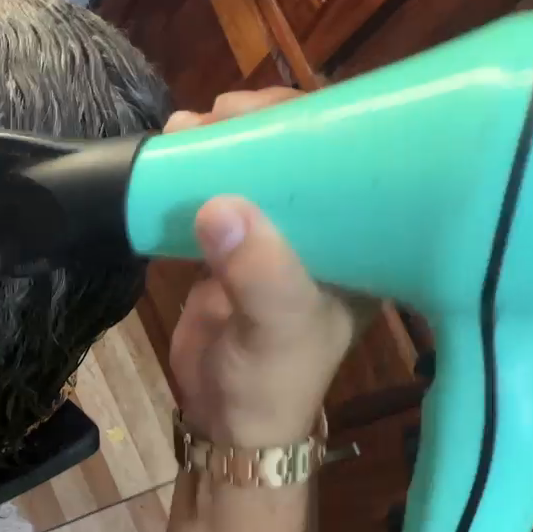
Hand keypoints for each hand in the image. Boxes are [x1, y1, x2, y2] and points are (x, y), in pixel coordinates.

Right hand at [164, 89, 364, 446]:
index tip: (260, 107)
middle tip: (212, 114)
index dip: (311, 121)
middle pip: (296, 160)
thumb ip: (256, 270)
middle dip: (255, 128)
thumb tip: (216, 205)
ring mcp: (274, 246)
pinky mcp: (230, 261)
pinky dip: (191, 186)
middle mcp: (324, 235)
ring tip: (180, 130)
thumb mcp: (274, 328)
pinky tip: (169, 165)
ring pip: (251, 180)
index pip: (351, 160)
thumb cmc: (269, 382)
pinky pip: (214, 210)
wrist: (224, 424)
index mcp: (363, 242)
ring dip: (216, 151)